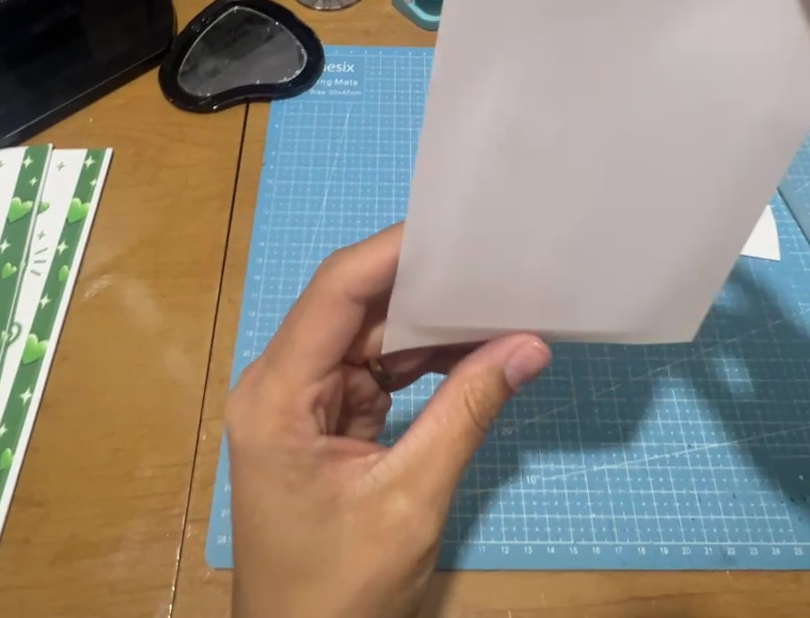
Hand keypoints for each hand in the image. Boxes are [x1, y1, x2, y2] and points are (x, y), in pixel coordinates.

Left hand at [226, 224, 550, 617]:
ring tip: (489, 296)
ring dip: (426, 322)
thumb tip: (530, 345)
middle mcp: (282, 381)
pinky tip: (468, 345)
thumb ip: (467, 413)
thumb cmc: (340, 591)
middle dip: (419, 284)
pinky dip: (421, 358)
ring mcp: (303, 398)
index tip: (452, 229)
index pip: (335, 292)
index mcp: (279, 393)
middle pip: (352, 306)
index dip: (392, 252)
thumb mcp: (411, 501)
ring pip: (369, 334)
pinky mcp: (326, 416)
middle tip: (484, 258)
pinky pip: (377, 367)